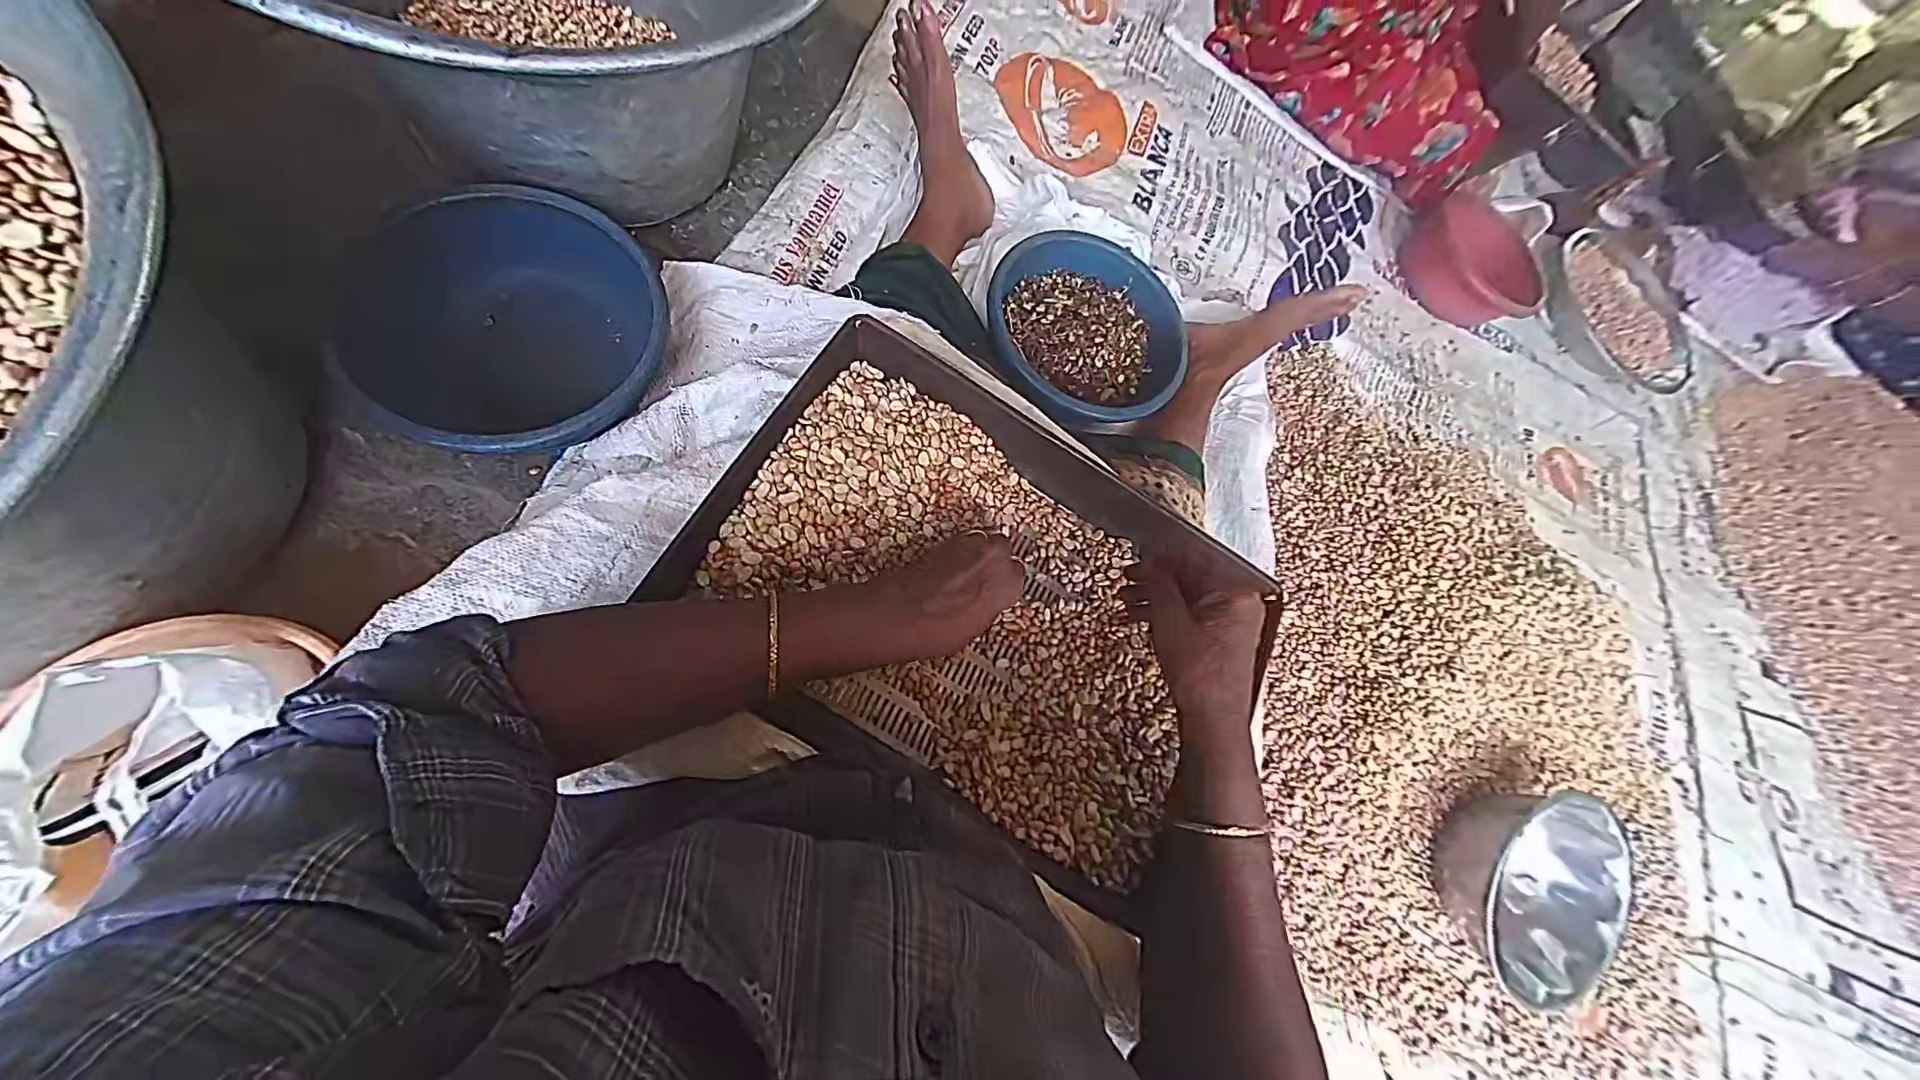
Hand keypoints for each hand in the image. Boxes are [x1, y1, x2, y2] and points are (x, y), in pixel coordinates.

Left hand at [856, 532, 1025, 661]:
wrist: (904, 613)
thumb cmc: (940, 627)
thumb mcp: (977, 625)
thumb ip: (989, 604)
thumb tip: (986, 602)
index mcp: (1009, 581)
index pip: (1017, 573)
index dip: (1005, 582)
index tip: (998, 589)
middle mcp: (993, 555)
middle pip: (1002, 547)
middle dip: (993, 558)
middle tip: (982, 578)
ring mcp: (967, 544)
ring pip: (980, 540)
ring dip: (974, 553)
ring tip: (962, 575)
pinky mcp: (943, 540)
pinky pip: (958, 544)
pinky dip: (955, 553)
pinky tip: (946, 571)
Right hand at [1124, 552, 1267, 736]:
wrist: (1213, 719)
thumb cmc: (1200, 675)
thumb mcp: (1169, 620)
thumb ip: (1161, 583)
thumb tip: (1153, 558)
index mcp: (1234, 591)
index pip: (1195, 558)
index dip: (1161, 556)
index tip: (1139, 555)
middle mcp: (1237, 601)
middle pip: (1189, 577)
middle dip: (1153, 578)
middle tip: (1127, 577)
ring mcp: (1230, 620)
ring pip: (1186, 596)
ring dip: (1153, 597)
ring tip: (1124, 600)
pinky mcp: (1220, 635)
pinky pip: (1189, 614)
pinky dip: (1164, 614)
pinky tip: (1137, 618)